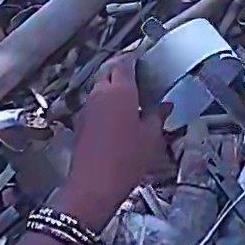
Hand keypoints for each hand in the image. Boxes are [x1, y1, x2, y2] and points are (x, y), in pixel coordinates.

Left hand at [53, 54, 166, 229]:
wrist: (93, 187)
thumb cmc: (124, 161)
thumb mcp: (150, 137)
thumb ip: (158, 115)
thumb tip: (165, 106)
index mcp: (120, 91)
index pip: (125, 63)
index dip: (133, 58)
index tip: (141, 58)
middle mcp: (100, 95)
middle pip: (108, 72)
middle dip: (120, 70)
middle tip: (135, 76)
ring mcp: (87, 108)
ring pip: (99, 88)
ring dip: (111, 88)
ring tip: (128, 98)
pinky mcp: (80, 123)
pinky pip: (93, 105)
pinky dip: (103, 104)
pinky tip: (115, 118)